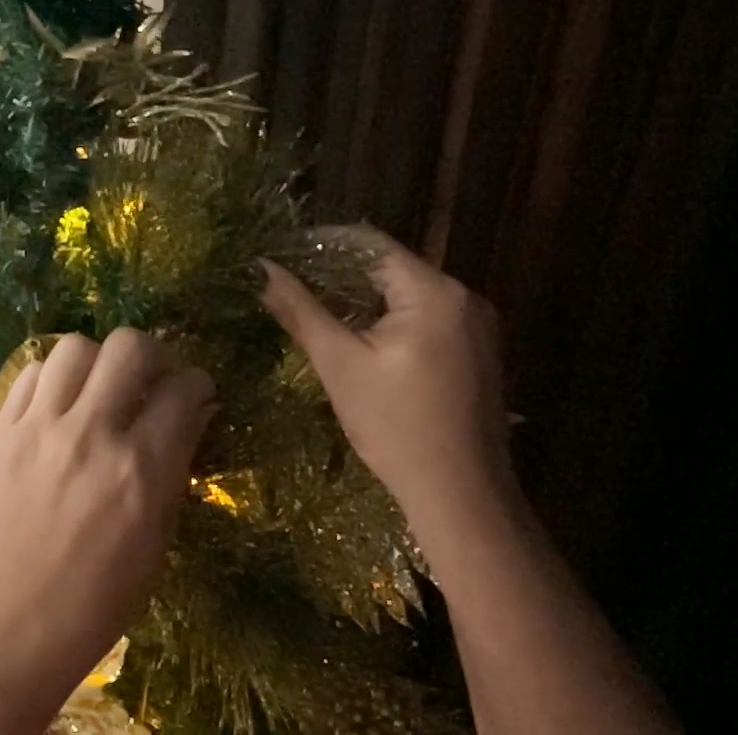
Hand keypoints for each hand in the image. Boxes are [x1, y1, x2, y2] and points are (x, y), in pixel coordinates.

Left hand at [0, 330, 214, 702]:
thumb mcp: (158, 539)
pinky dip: (53, 378)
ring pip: (75, 346)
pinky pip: (31, 373)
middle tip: (152, 379)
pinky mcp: (3, 430)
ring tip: (101, 387)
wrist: (15, 621)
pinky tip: (62, 403)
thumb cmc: (100, 597)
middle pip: (129, 347)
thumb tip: (194, 410)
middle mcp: (91, 434)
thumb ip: (176, 466)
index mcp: (140, 470)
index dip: (197, 384)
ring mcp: (40, 427)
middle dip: (153, 355)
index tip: (195, 393)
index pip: (182, 390)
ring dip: (98, 360)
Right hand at [259, 226, 509, 520]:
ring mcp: (475, 325)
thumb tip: (261, 267)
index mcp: (434, 292)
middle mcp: (464, 297)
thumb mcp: (339, 363)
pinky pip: (424, 316)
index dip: (323, 242)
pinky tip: (356, 335)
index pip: (371, 244)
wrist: (462, 496)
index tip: (283, 251)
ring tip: (314, 305)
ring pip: (406, 292)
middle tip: (291, 280)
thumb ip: (300, 309)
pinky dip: (387, 317)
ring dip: (362, 295)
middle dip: (338, 271)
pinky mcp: (476, 351)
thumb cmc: (396, 426)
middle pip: (390, 266)